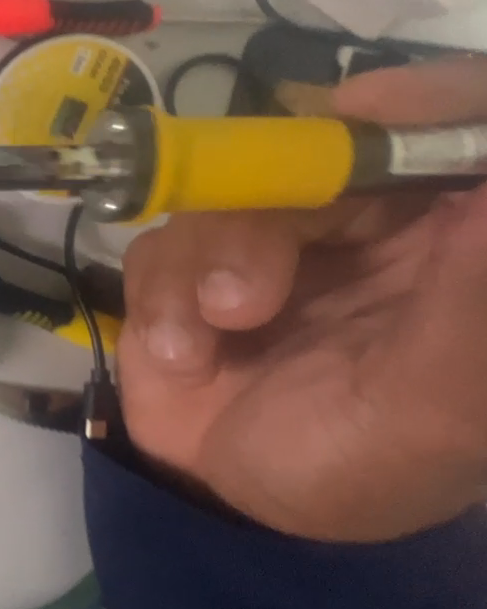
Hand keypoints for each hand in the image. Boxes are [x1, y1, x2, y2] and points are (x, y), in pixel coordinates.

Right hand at [119, 62, 486, 541]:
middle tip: (240, 301)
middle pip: (307, 164)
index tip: (368, 106)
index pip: (448, 144)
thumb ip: (464, 311)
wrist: (241, 503)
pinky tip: (178, 355)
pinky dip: (156, 303)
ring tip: (204, 341)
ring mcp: (262, 250)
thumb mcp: (434, 404)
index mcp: (444, 247)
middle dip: (262, 224)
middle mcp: (360, 231)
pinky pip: (154, 251)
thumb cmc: (367, 463)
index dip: (429, 105)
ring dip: (199, 273)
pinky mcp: (182, 274)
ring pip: (216, 204)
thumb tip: (484, 199)